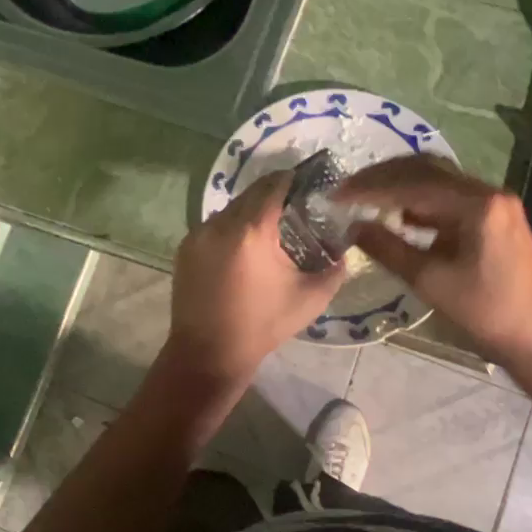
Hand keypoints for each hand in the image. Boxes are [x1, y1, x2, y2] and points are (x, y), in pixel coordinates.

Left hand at [167, 171, 345, 383]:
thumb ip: (334, 267)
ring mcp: (198, 234)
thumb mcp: (311, 297)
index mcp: (251, 231)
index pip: (274, 186)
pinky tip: (245, 247)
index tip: (309, 181)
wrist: (208, 353)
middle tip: (295, 203)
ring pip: (230, 208)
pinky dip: (231, 227)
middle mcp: (220, 224)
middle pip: (251, 193)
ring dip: (251, 210)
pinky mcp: (185, 247)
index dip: (293, 179)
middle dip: (273, 193)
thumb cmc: (262, 326)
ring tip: (272, 227)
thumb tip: (345, 246)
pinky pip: (214, 225)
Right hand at [336, 155, 531, 366]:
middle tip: (346, 191)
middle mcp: (488, 192)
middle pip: (425, 170)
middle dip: (382, 179)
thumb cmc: (486, 314)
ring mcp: (493, 203)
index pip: (412, 183)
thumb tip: (352, 226)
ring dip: (398, 186)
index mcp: (477, 204)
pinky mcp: (492, 217)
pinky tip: (396, 216)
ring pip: (435, 180)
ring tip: (364, 199)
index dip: (370, 188)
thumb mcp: (429, 281)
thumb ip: (387, 249)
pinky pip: (448, 197)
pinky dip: (418, 201)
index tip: (337, 196)